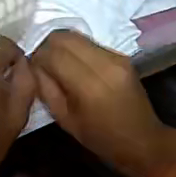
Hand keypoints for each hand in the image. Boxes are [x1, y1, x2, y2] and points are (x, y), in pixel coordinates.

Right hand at [30, 30, 175, 176]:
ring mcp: (116, 57)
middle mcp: (104, 64)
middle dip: (47, 46)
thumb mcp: (65, 120)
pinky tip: (75, 66)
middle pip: (64, 37)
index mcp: (88, 86)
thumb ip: (46, 89)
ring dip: (62, 46)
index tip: (32, 69)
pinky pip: (90, 43)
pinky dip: (77, 50)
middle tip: (42, 63)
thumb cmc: (101, 139)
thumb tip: (32, 66)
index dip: (37, 57)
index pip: (53, 54)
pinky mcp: (122, 55)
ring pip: (77, 36)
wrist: (143, 140)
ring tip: (57, 64)